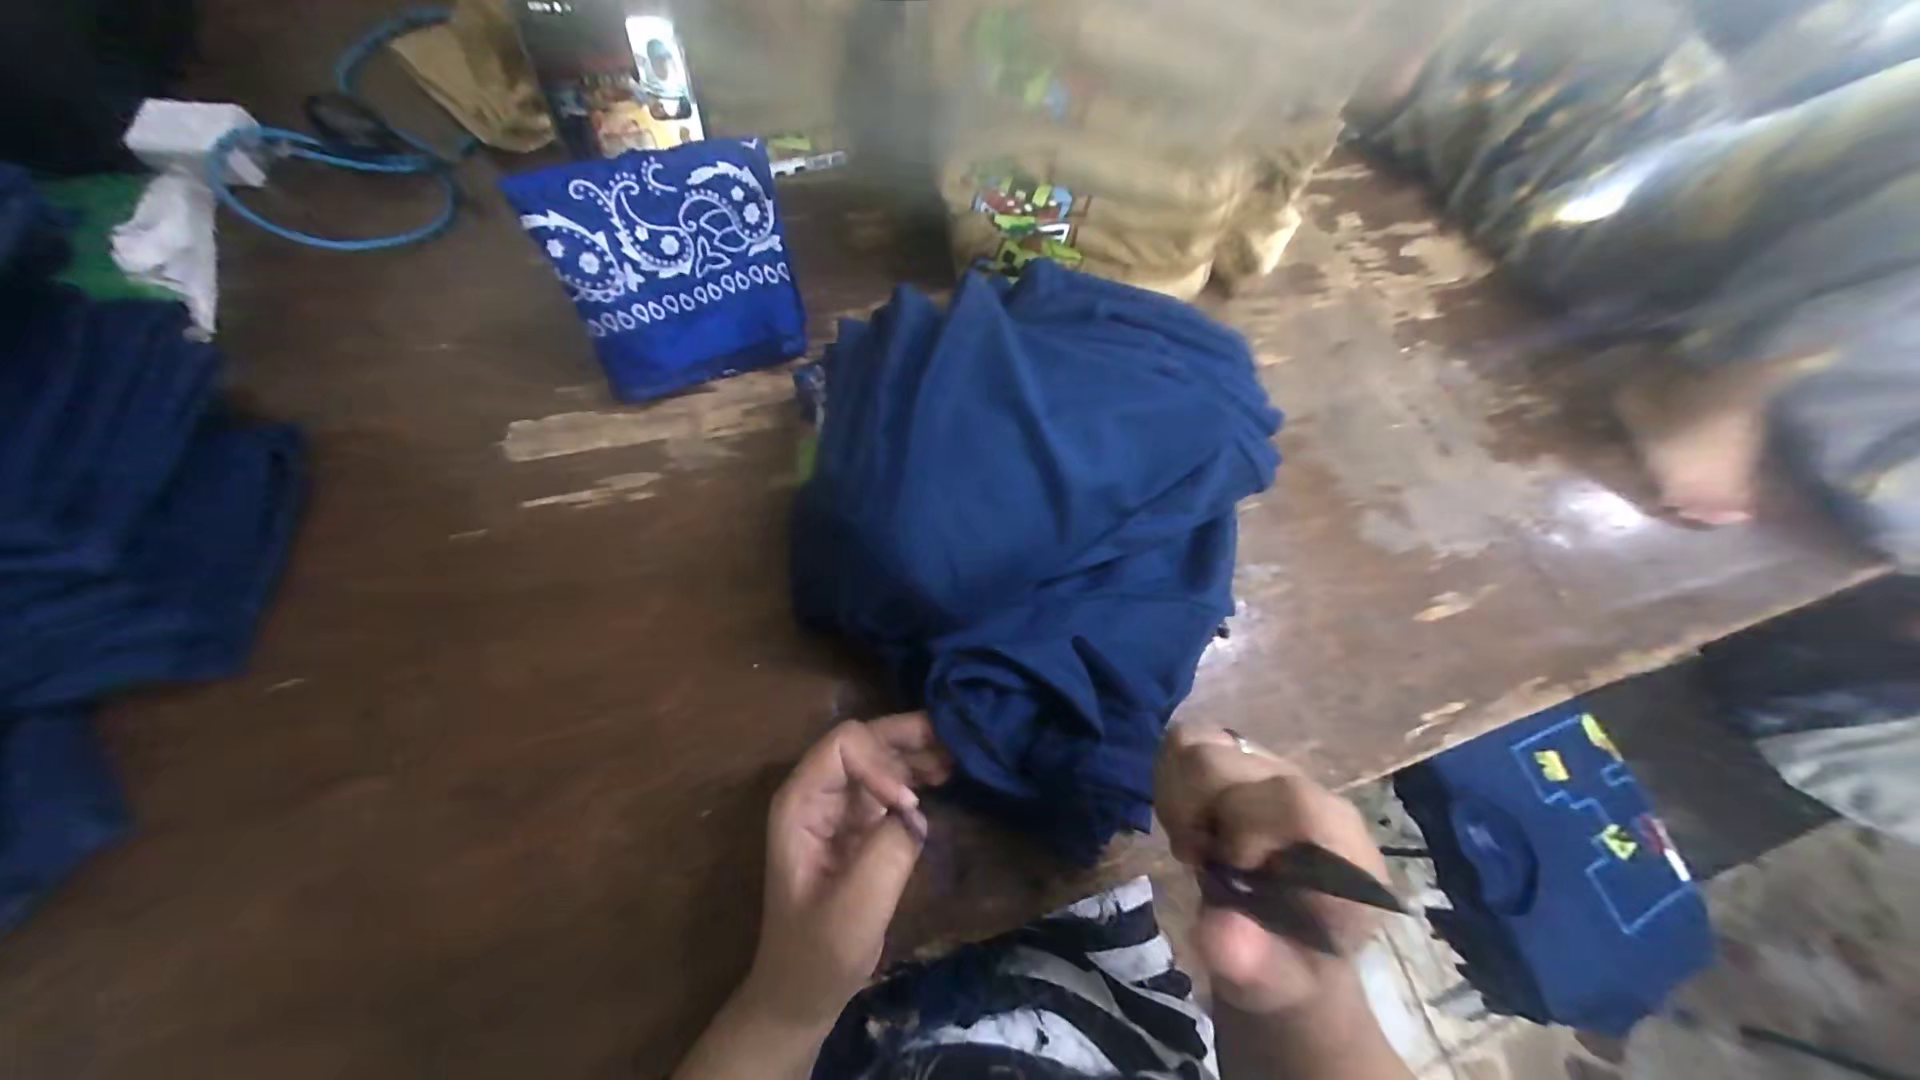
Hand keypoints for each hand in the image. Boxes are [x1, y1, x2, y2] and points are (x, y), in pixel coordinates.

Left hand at [744, 713, 953, 1026]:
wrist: (803, 993)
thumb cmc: (818, 953)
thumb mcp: (855, 908)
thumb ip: (887, 851)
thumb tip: (916, 814)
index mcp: (801, 802)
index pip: (843, 747)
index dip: (880, 761)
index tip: (909, 803)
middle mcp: (820, 792)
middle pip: (864, 740)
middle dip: (907, 736)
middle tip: (954, 739)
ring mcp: (841, 805)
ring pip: (881, 755)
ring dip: (917, 750)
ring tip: (957, 755)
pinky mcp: (862, 822)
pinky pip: (891, 782)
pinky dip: (918, 773)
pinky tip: (946, 774)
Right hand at [1155, 724, 1390, 1014]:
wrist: (1287, 939)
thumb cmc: (1290, 961)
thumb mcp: (1277, 983)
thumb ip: (1254, 963)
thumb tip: (1218, 937)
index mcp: (1340, 844)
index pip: (1293, 797)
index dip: (1245, 823)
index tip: (1226, 865)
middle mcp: (1306, 789)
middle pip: (1225, 758)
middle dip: (1193, 808)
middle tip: (1198, 858)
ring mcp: (1268, 767)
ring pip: (1196, 741)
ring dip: (1178, 794)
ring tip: (1194, 841)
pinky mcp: (1235, 757)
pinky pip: (1183, 742)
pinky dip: (1171, 781)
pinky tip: (1187, 821)